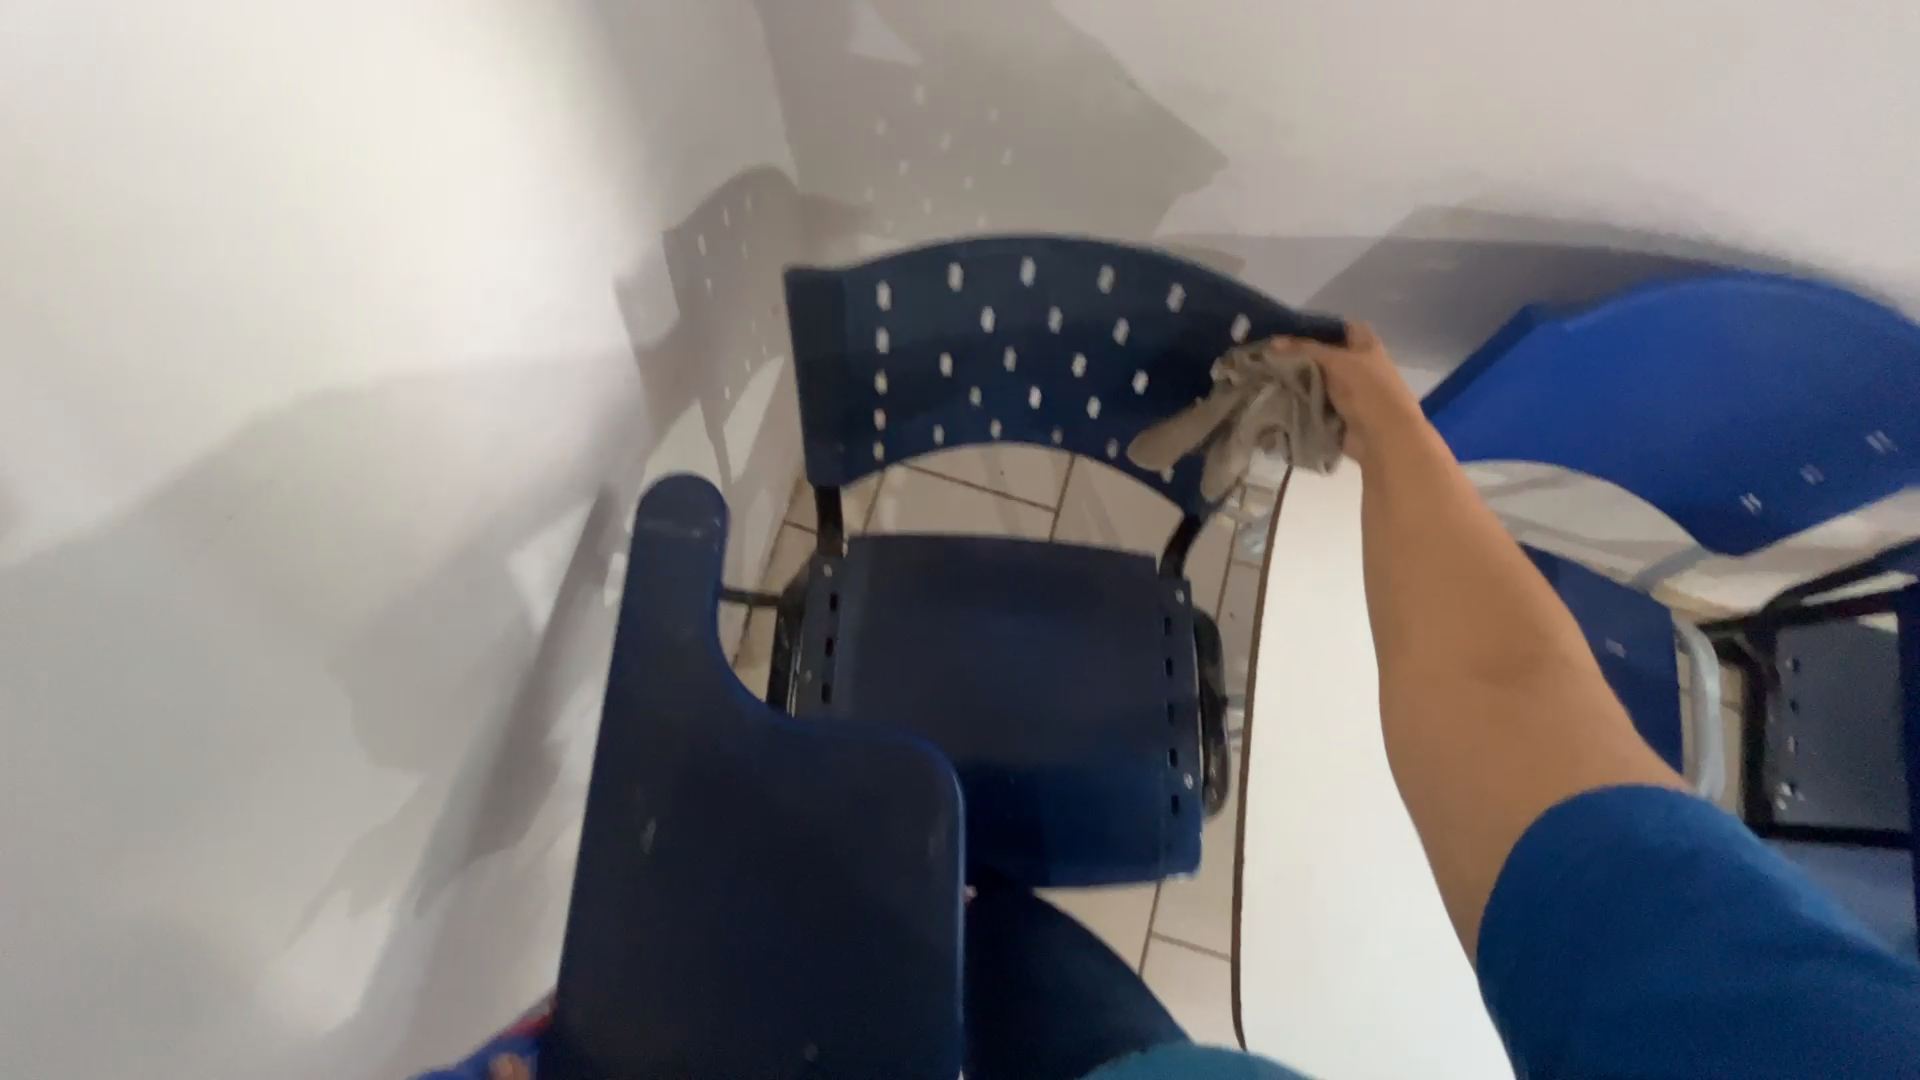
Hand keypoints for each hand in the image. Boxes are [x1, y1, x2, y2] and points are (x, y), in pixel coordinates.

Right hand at [1269, 322, 1426, 464]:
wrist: (1382, 435)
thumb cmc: (1367, 390)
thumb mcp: (1336, 362)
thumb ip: (1304, 349)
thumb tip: (1272, 342)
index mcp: (1366, 345)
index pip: (1339, 326)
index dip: (1316, 326)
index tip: (1287, 330)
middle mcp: (1358, 364)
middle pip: (1324, 354)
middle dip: (1300, 355)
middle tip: (1269, 354)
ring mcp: (1348, 389)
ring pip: (1317, 378)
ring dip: (1297, 378)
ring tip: (1267, 374)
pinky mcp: (1337, 411)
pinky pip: (1314, 400)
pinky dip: (1299, 398)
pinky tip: (1277, 394)